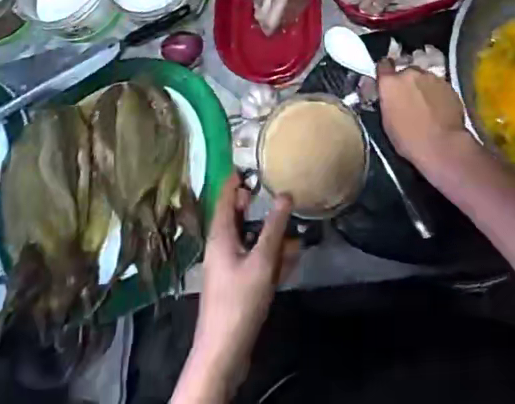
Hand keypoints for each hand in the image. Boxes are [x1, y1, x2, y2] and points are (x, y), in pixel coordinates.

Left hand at [186, 173, 296, 392]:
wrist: (224, 352)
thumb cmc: (239, 301)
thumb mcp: (261, 260)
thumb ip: (274, 227)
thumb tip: (285, 194)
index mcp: (220, 235)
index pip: (225, 196)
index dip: (236, 178)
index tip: (251, 161)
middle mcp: (222, 246)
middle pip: (239, 217)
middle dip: (259, 206)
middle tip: (277, 192)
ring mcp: (229, 267)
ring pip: (251, 240)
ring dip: (271, 234)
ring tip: (294, 227)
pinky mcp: (238, 286)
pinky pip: (256, 261)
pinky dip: (272, 256)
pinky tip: (291, 258)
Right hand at [376, 59, 471, 169]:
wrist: (442, 145)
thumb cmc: (409, 139)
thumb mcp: (387, 122)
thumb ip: (386, 100)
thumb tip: (386, 92)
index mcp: (390, 83)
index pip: (383, 66)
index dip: (385, 72)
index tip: (387, 80)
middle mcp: (410, 74)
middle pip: (406, 73)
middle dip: (407, 83)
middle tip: (409, 100)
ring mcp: (431, 77)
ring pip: (424, 78)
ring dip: (423, 88)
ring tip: (426, 106)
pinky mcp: (448, 85)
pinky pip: (438, 86)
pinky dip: (437, 93)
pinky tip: (439, 109)